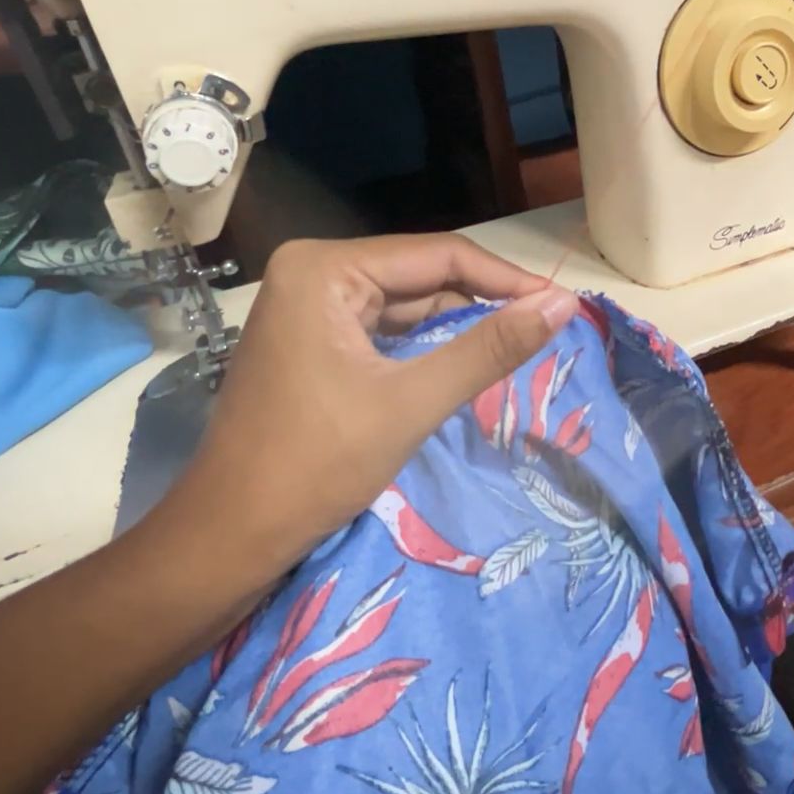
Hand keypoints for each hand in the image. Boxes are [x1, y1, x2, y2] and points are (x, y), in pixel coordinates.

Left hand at [157, 234, 577, 574]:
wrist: (229, 538)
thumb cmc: (316, 465)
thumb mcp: (414, 402)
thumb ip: (491, 347)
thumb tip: (564, 304)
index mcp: (326, 268)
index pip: (440, 255)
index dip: (508, 278)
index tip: (564, 302)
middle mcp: (314, 270)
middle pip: (423, 274)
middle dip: (486, 299)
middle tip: (548, 324)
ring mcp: (309, 303)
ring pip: (409, 301)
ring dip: (461, 322)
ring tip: (521, 339)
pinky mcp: (314, 336)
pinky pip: (388, 326)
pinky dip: (429, 341)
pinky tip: (468, 354)